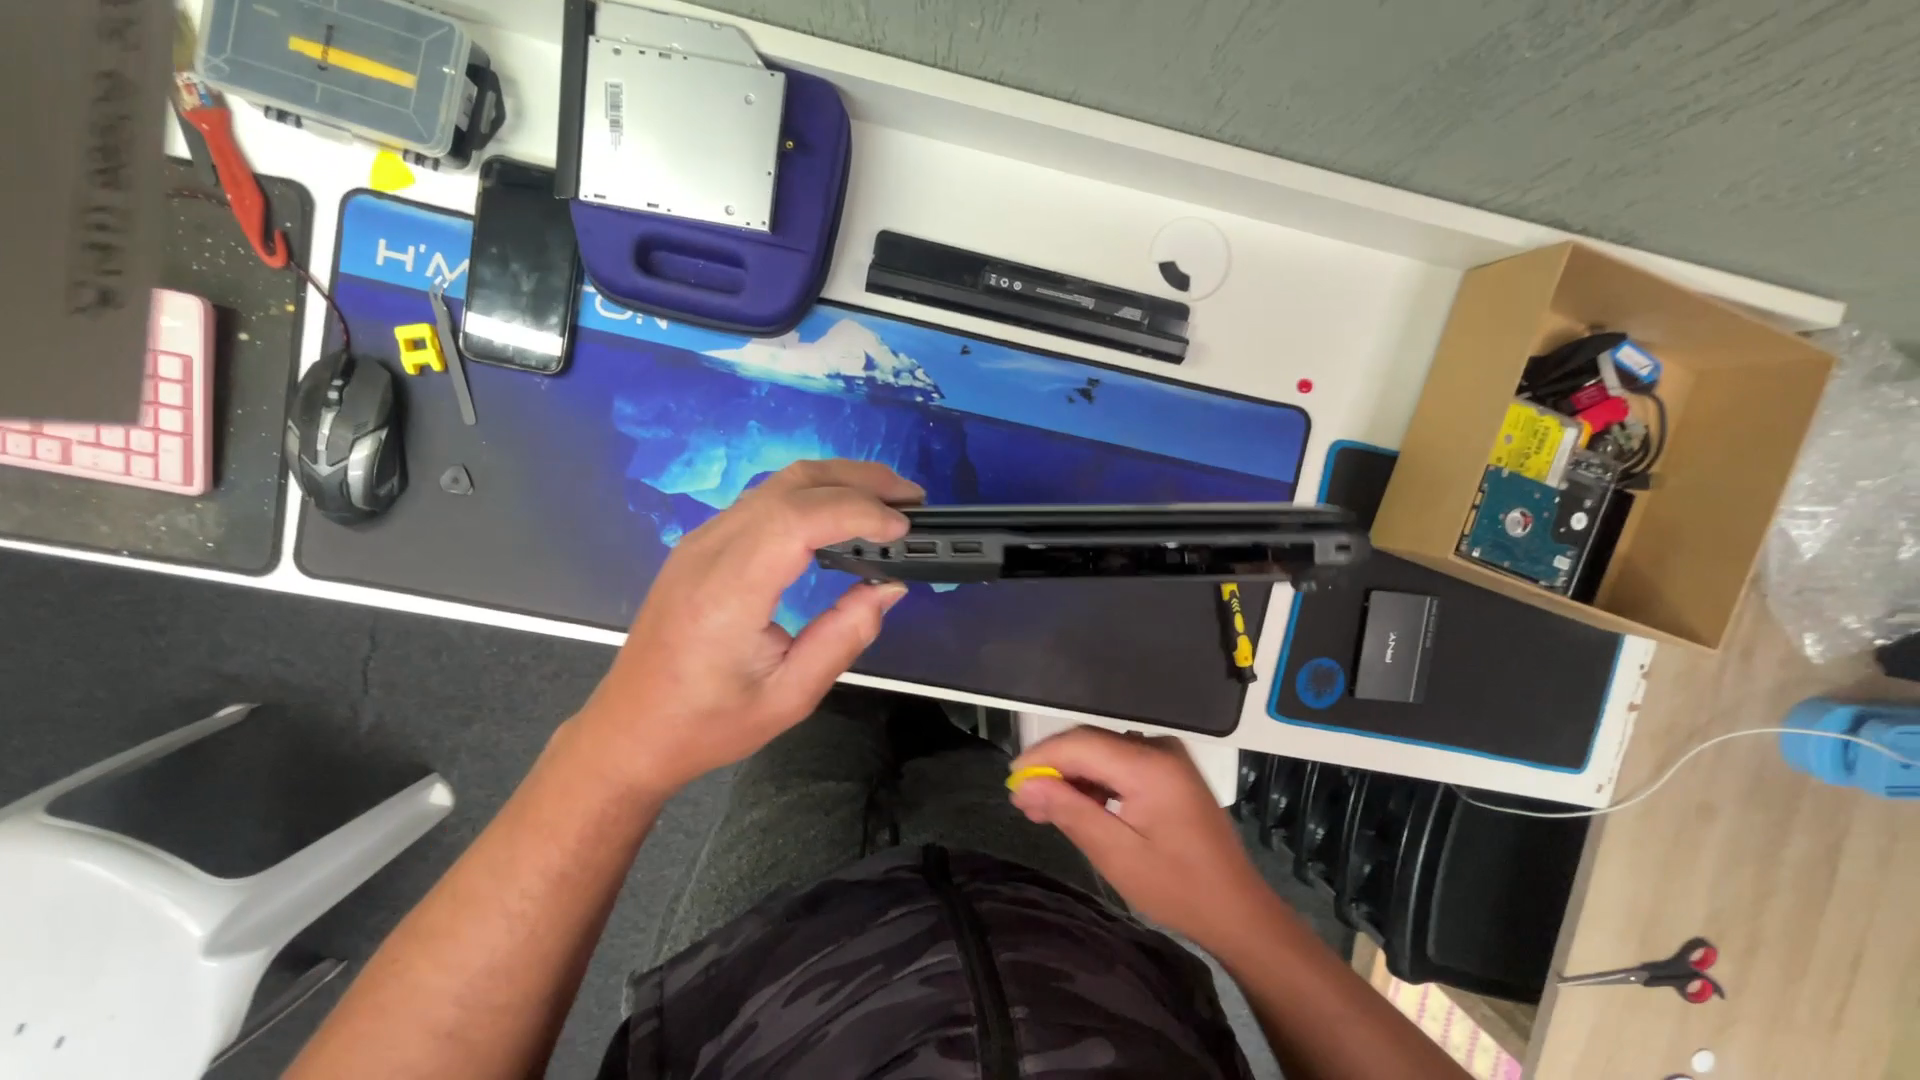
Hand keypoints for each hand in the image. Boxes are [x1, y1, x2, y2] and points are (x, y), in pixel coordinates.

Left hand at [572, 460, 921, 798]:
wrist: (631, 730)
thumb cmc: (708, 725)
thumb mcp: (790, 697)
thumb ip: (844, 637)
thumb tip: (888, 587)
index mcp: (729, 592)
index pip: (798, 519)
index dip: (857, 510)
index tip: (902, 528)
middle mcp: (709, 551)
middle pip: (791, 484)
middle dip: (858, 479)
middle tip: (910, 499)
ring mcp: (699, 542)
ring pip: (775, 484)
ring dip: (835, 481)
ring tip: (884, 501)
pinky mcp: (699, 546)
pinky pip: (761, 501)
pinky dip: (809, 496)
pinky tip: (837, 517)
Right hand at [1008, 727, 1272, 949]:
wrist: (1238, 909)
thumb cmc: (1178, 888)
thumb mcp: (1117, 854)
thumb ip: (1070, 811)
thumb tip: (1025, 786)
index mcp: (1149, 764)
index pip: (1080, 743)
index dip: (1040, 759)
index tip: (1011, 784)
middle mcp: (1159, 749)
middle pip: (1091, 743)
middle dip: (1053, 768)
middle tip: (1023, 802)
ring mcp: (1169, 758)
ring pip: (1103, 752)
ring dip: (1072, 776)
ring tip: (1043, 809)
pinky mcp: (1171, 772)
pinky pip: (1121, 763)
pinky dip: (1096, 781)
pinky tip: (1078, 806)